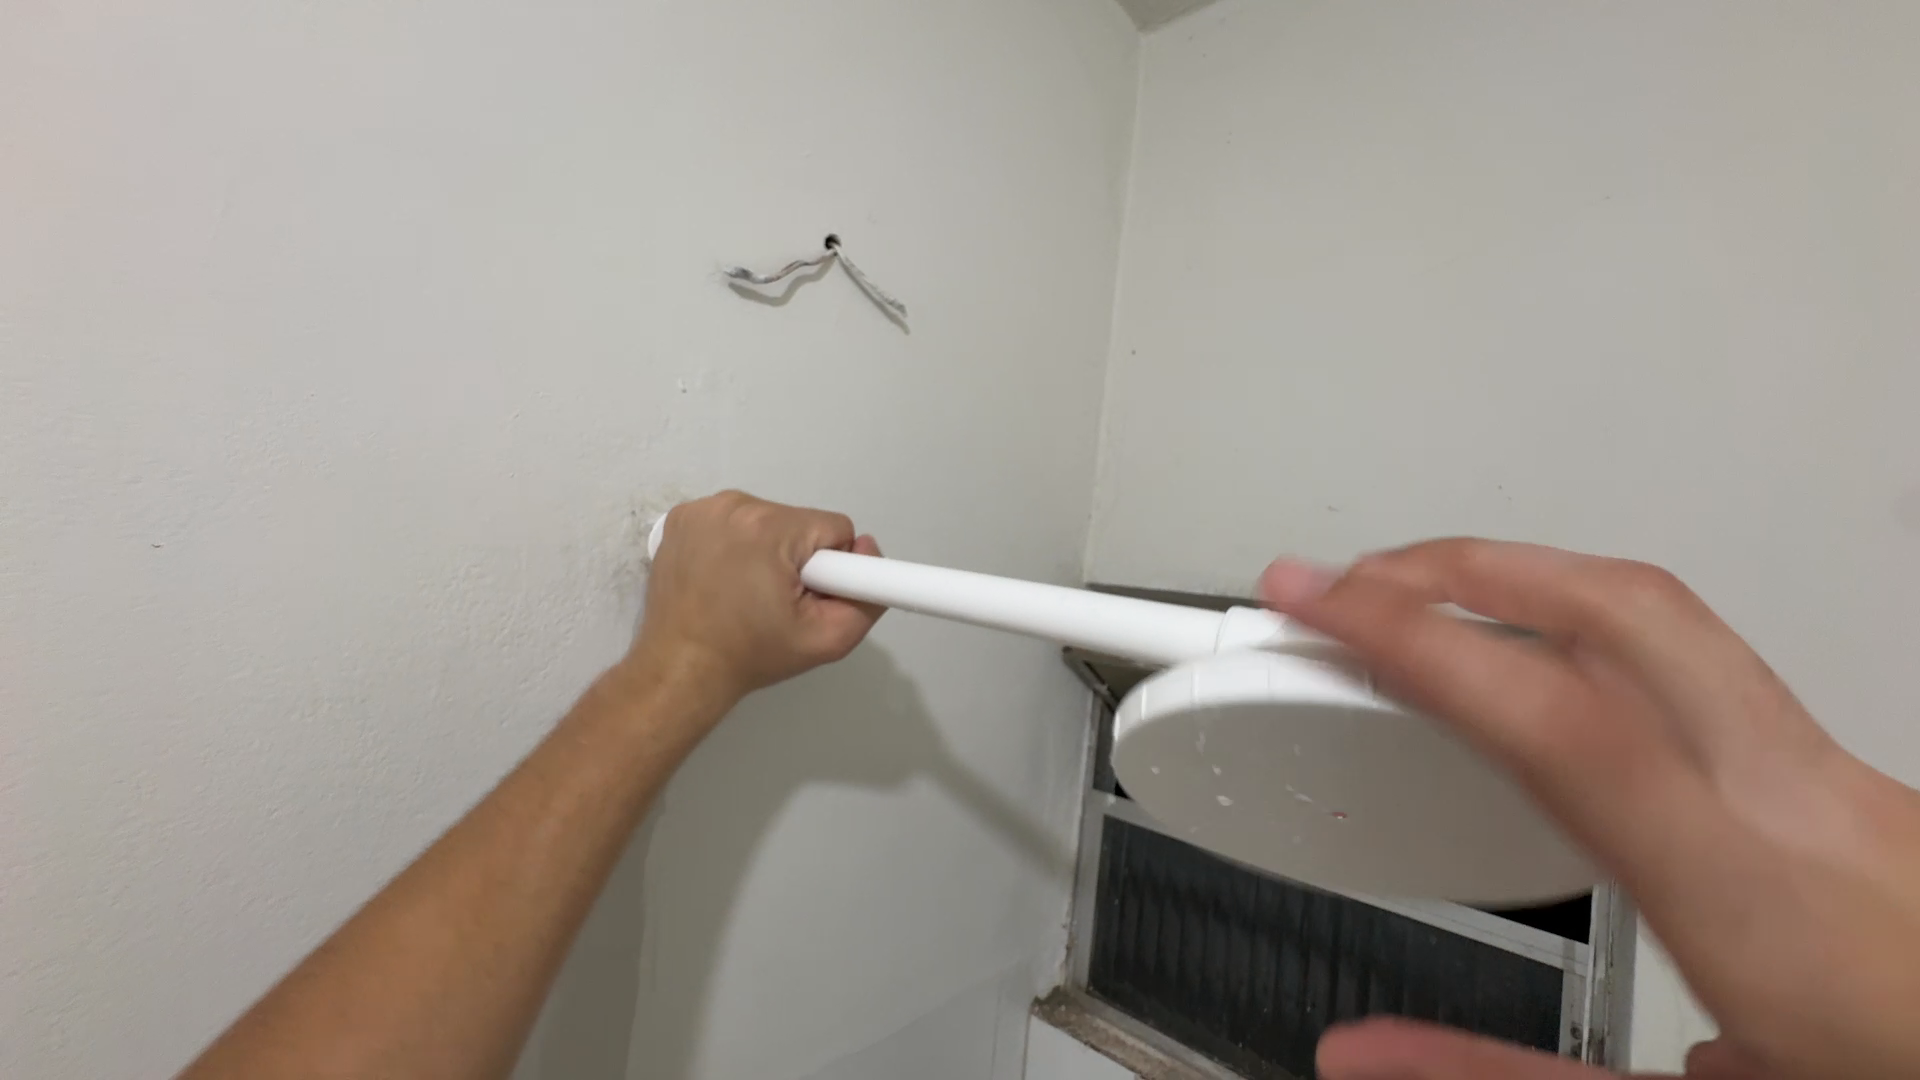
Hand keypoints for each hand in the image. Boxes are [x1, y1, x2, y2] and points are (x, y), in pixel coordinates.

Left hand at [628, 491, 883, 704]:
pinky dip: (735, 545)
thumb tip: (867, 550)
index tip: (805, 597)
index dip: (830, 569)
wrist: (680, 669)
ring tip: (746, 592)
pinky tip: (723, 578)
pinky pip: (734, 521)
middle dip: (798, 559)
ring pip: (768, 520)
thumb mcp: (829, 640)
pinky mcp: (681, 517)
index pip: (835, 529)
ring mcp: (702, 509)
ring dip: (767, 550)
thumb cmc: (750, 655)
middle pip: (800, 523)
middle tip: (774, 601)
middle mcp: (734, 505)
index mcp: (770, 528)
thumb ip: (868, 595)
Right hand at [1262, 541, 1919, 1079]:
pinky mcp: (1841, 776)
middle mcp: (1806, 811)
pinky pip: (1680, 652)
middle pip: (1618, 612)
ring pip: (1655, 614)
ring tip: (1407, 597)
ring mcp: (1836, 778)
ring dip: (1509, 579)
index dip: (1416, 640)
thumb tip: (1356, 1051)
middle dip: (1457, 569)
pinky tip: (1512, 656)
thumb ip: (1498, 1073)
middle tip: (1347, 578)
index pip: (1554, 721)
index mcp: (1762, 907)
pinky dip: (1563, 619)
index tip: (1313, 599)